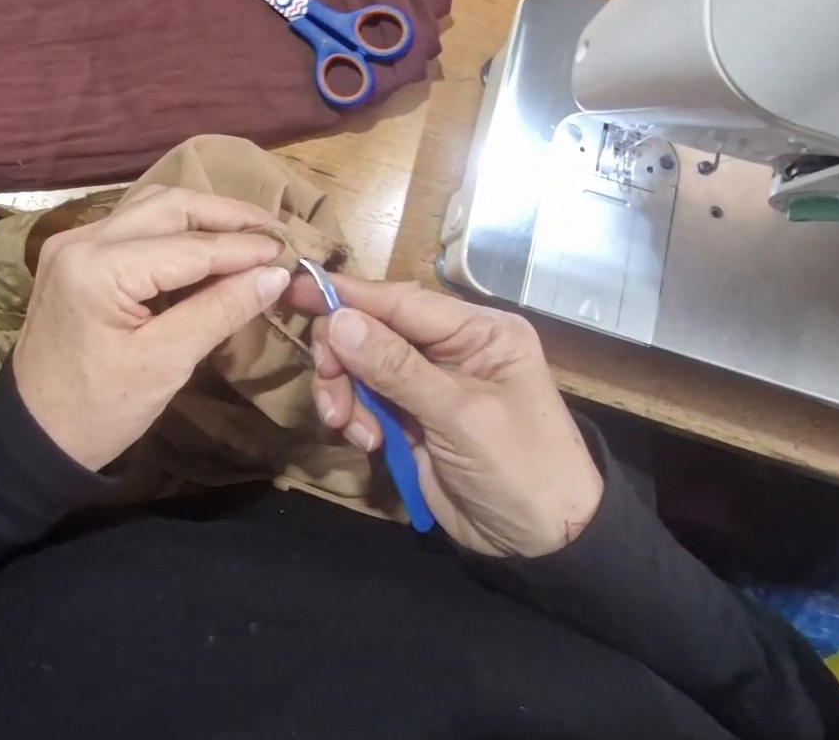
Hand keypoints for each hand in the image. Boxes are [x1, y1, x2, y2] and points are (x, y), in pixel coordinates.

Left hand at [14, 185, 293, 470]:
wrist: (33, 436)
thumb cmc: (98, 411)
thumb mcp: (165, 363)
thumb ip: (220, 310)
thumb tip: (274, 275)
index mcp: (97, 268)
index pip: (189, 246)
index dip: (243, 248)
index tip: (288, 250)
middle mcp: (81, 240)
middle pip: (168, 205)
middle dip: (225, 216)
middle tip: (274, 233)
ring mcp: (73, 244)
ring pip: (151, 208)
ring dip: (201, 218)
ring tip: (248, 236)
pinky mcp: (75, 257)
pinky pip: (135, 228)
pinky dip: (175, 233)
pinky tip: (207, 249)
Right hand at [291, 276, 604, 557]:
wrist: (543, 549)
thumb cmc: (520, 470)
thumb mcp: (460, 416)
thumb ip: (396, 368)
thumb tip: (337, 320)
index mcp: (477, 331)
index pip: (400, 300)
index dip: (347, 295)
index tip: (295, 289)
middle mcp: (448, 348)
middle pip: (370, 330)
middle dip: (343, 359)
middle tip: (331, 392)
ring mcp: (426, 383)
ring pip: (359, 366)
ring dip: (344, 394)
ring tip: (349, 429)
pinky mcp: (408, 417)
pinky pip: (363, 400)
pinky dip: (354, 418)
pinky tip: (369, 444)